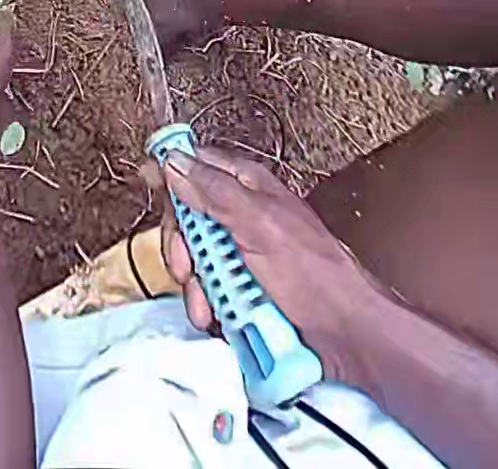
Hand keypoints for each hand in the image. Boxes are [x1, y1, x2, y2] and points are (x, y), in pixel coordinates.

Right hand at [161, 147, 387, 381]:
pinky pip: (207, 283)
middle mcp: (240, 211)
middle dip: (181, 242)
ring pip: (194, 252)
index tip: (148, 181)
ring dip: (194, 279)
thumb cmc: (315, 275)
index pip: (195, 162)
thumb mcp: (259, 225)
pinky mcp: (240, 281)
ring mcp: (240, 248)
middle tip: (187, 263)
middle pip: (186, 211)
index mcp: (246, 184)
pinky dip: (206, 300)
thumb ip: (213, 191)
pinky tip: (214, 313)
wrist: (349, 337)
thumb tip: (174, 161)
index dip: (170, 170)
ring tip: (208, 300)